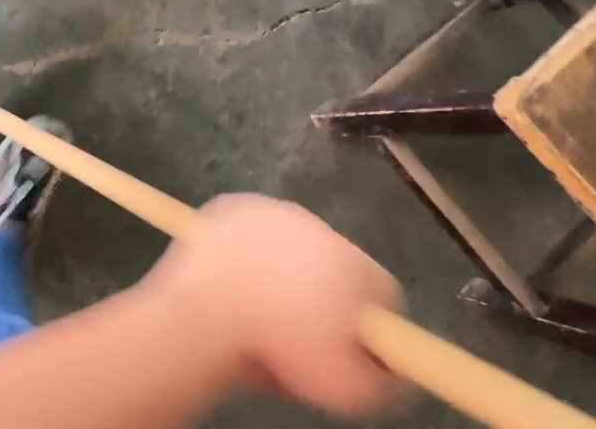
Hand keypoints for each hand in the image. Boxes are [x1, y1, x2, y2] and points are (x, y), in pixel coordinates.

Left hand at [139, 194, 404, 418]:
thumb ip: (386, 381)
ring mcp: (271, 210)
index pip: (382, 291)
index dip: (369, 322)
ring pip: (295, 243)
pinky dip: (251, 247)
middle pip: (337, 262)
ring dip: (288, 266)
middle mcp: (316, 226)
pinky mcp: (233, 205)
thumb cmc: (276, 348)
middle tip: (301, 324)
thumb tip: (392, 370)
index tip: (349, 343)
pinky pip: (255, 229)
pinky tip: (240, 275)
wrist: (203, 313)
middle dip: (327, 291)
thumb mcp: (348, 390)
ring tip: (264, 301)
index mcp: (352, 264)